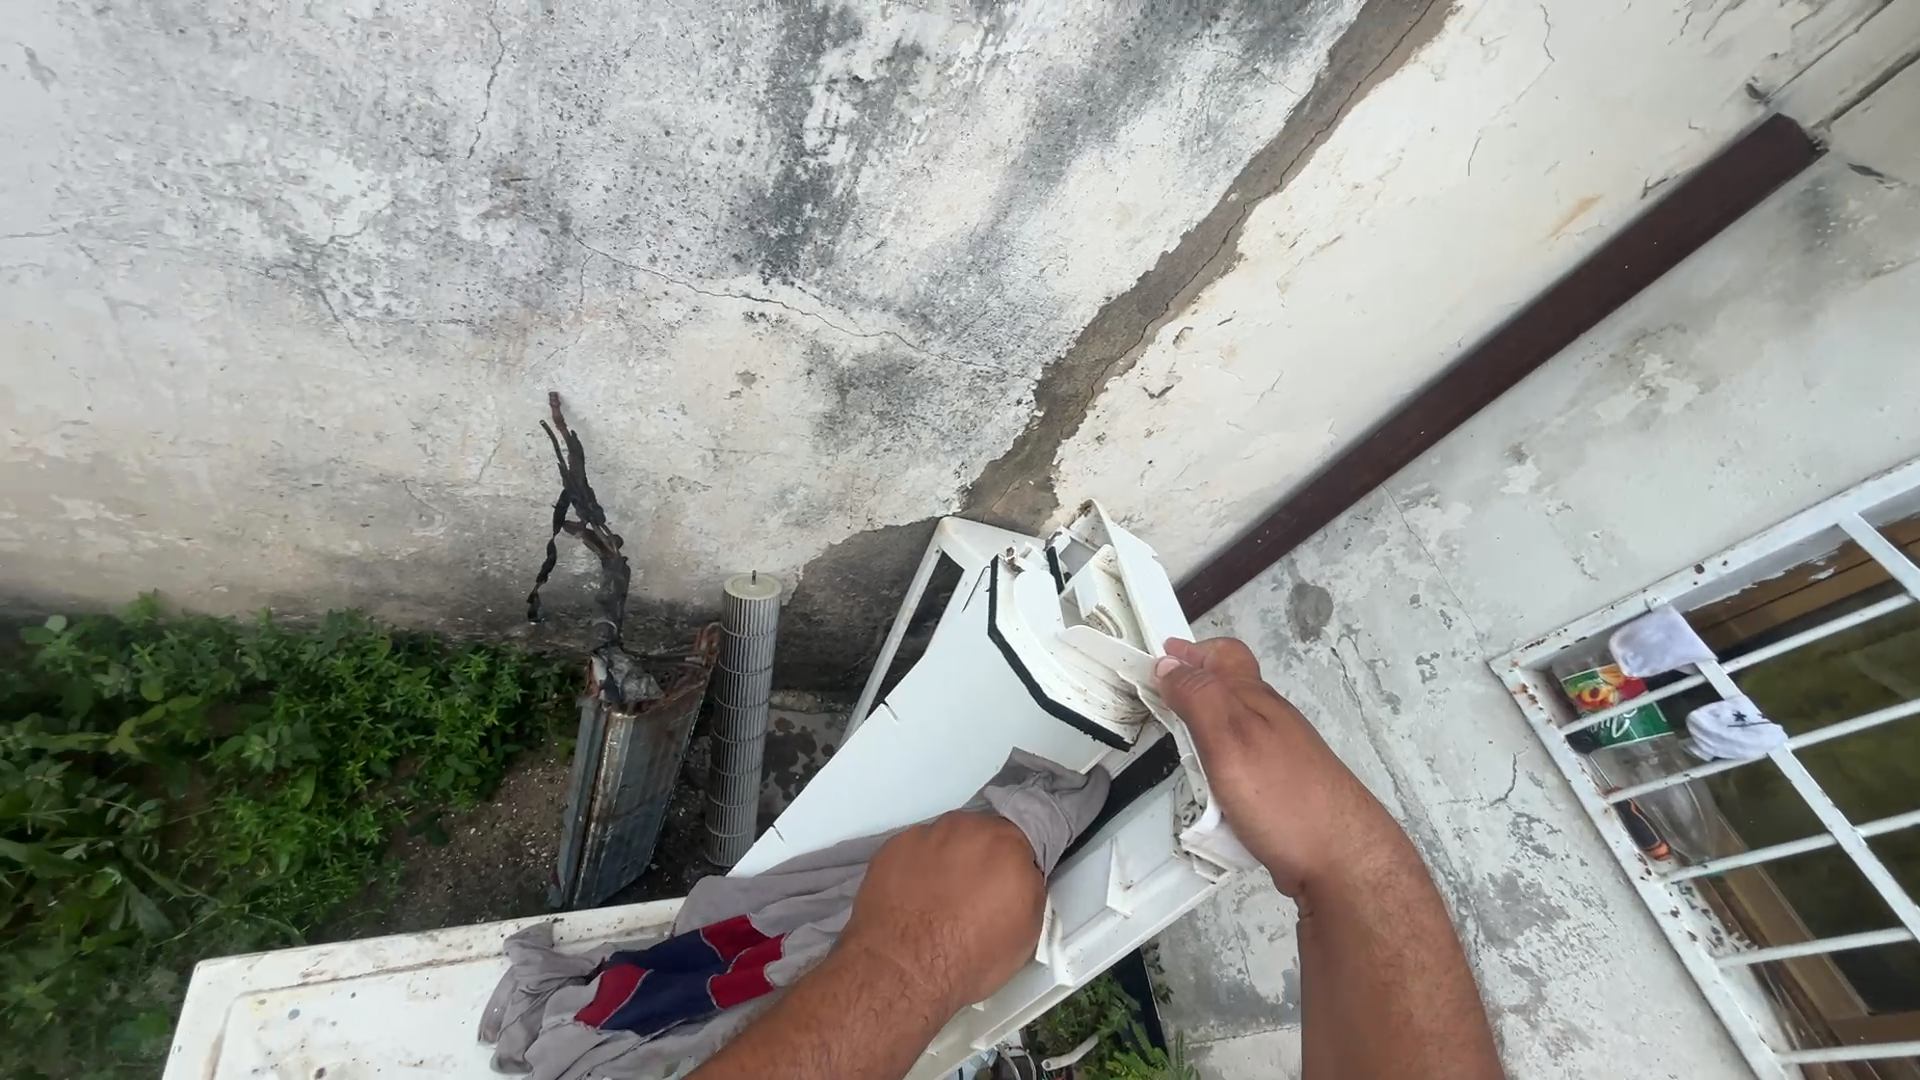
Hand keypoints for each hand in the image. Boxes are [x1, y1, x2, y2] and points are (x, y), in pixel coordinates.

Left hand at [838, 811, 1044, 1015]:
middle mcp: (969, 828)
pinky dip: (916, 866)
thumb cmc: (968, 957)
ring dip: (947, 859)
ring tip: (938, 897)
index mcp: (1008, 844)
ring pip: (946, 839)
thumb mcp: (1025, 931)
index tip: (1004, 884)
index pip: (1019, 840)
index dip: (1012, 864)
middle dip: (978, 857)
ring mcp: (929, 832)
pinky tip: (914, 895)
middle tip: (971, 893)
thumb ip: (1028, 887)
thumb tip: (1020, 876)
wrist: (905, 967)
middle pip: (980, 834)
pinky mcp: (896, 842)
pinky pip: (914, 849)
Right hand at [1153, 637, 1406, 905]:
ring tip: (1179, 745)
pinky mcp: (1283, 791)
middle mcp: (1271, 722)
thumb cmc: (1284, 799)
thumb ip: (1196, 697)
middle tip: (1164, 697)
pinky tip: (1211, 790)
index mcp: (1257, 700)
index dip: (1194, 650)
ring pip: (1235, 730)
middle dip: (1195, 688)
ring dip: (1206, 731)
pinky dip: (1220, 770)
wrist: (1343, 865)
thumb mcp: (1229, 738)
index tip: (1163, 654)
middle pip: (1229, 691)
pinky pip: (1242, 769)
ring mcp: (1280, 757)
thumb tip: (1170, 665)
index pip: (1226, 655)